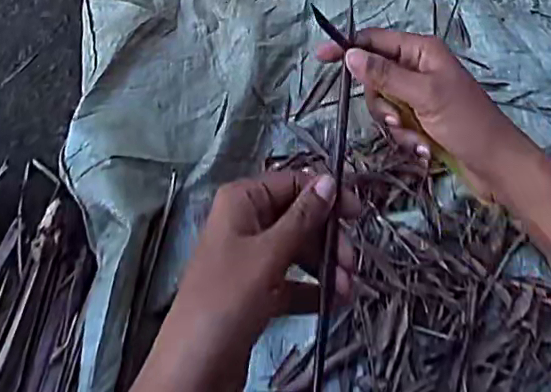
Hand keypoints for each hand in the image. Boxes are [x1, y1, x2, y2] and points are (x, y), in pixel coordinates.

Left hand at [133, 171, 360, 391]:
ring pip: (299, 249)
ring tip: (348, 288)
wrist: (193, 370)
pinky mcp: (257, 292)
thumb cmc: (226, 299)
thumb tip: (329, 181)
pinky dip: (314, 288)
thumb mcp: (268, 255)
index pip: (291, 183)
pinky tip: (335, 301)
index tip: (357, 213)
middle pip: (299, 217)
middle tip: (352, 262)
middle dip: (328, 237)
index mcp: (242, 200)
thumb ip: (302, 218)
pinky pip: (292, 280)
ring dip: (326, 265)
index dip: (325, 194)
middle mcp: (247, 221)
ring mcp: (251, 258)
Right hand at [314, 28, 537, 199]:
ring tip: (417, 137)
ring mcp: (418, 94)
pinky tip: (424, 147)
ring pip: (381, 102)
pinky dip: (404, 136)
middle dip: (380, 101)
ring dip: (394, 124)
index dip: (348, 47)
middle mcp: (417, 67)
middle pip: (374, 75)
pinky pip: (395, 122)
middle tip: (395, 117)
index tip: (321, 57)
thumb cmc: (467, 123)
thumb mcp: (424, 95)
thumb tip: (350, 54)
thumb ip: (384, 74)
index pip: (374, 41)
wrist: (498, 166)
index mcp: (421, 50)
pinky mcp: (420, 118)